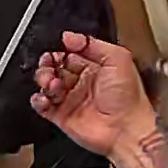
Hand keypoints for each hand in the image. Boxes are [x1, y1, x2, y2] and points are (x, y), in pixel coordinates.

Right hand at [31, 32, 157, 160]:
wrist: (126, 130)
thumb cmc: (129, 99)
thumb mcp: (118, 59)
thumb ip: (94, 44)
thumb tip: (70, 37)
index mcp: (95, 68)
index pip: (69, 54)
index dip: (61, 52)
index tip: (58, 52)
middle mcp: (81, 83)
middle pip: (55, 68)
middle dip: (48, 64)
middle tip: (50, 66)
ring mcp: (71, 100)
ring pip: (47, 84)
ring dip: (44, 80)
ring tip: (52, 83)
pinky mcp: (62, 116)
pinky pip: (42, 106)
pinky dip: (38, 100)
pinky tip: (45, 97)